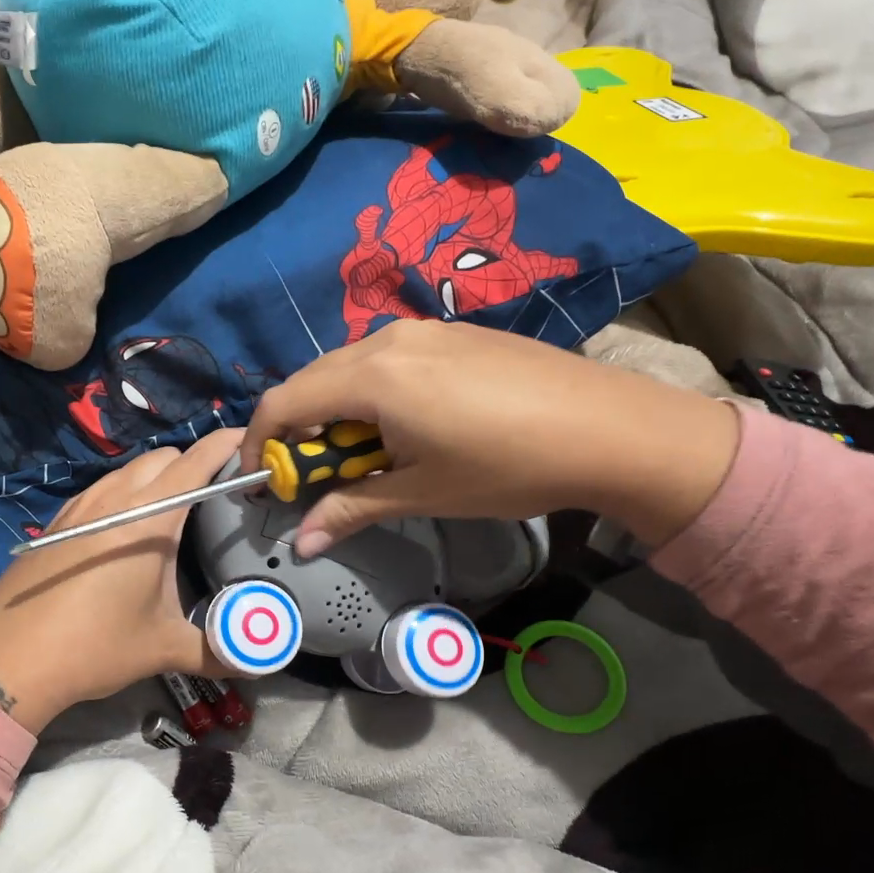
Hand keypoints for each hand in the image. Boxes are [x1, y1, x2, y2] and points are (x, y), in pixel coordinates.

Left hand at [0, 429, 241, 733]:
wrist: (9, 659)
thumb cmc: (93, 646)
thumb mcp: (162, 648)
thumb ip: (218, 650)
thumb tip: (259, 658)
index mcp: (149, 517)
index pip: (197, 460)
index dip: (228, 444)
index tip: (253, 446)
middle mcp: (115, 497)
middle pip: (165, 457)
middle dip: (195, 466)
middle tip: (216, 499)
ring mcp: (81, 504)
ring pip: (130, 470)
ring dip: (158, 479)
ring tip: (173, 516)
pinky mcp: (58, 519)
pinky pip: (103, 488)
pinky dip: (126, 494)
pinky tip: (126, 533)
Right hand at [239, 320, 738, 555]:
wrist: (614, 428)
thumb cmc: (508, 466)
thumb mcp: (421, 494)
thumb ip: (350, 509)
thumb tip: (301, 543)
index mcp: (372, 377)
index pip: (284, 402)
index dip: (259, 441)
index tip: (260, 478)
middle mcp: (387, 340)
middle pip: (311, 380)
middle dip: (299, 429)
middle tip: (315, 475)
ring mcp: (424, 330)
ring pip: (348, 367)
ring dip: (336, 410)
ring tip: (365, 453)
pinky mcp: (453, 332)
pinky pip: (386, 358)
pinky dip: (371, 393)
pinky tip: (407, 426)